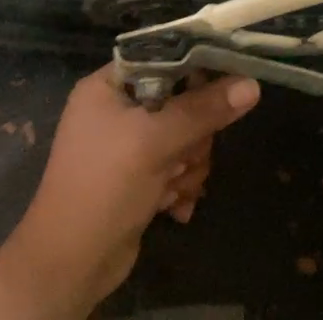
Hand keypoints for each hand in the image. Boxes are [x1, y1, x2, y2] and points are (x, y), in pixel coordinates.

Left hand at [0, 65, 261, 319]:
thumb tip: (252, 85)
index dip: (197, 68)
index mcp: (108, 86)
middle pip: (183, 100)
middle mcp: (118, 109)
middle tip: (186, 153)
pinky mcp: (140, 176)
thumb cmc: (103, 187)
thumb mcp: (155, 141)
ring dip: (189, 165)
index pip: (163, 58)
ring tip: (173, 187)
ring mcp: (130, 145)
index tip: (227, 82)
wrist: (70, 265)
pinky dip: (181, 185)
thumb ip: (204, 109)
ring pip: (187, 136)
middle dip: (193, 135)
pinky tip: (173, 207)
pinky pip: (179, 165)